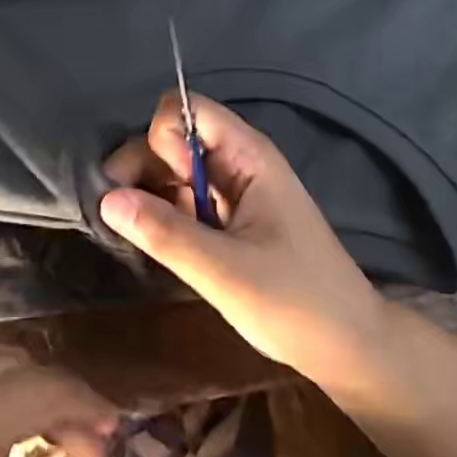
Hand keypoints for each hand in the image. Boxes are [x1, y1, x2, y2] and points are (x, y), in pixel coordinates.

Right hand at [100, 93, 388, 383]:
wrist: (349, 346)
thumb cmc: (295, 302)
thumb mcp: (225, 271)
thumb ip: (165, 232)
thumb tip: (107, 199)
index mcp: (247, 154)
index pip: (187, 109)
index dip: (165, 138)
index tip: (168, 187)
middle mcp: (238, 161)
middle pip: (174, 138)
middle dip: (144, 168)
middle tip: (123, 216)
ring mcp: (234, 190)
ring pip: (176, 169)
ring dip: (150, 193)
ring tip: (137, 234)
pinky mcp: (231, 218)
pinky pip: (186, 198)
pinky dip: (165, 213)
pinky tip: (155, 242)